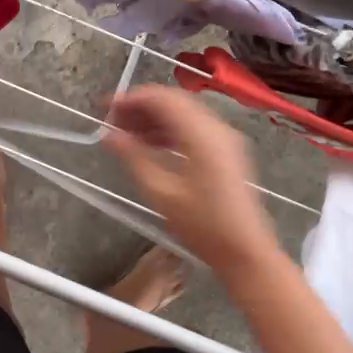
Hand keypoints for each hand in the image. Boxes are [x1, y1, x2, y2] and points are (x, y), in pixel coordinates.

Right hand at [102, 86, 279, 279]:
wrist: (246, 253)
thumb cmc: (202, 226)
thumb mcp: (160, 193)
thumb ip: (133, 157)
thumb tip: (108, 135)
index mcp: (201, 134)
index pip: (161, 99)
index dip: (131, 99)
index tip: (106, 109)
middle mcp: (216, 128)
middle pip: (173, 101)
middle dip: (140, 107)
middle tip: (113, 120)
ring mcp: (224, 138)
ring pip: (183, 112)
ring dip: (154, 117)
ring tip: (127, 133)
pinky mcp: (227, 150)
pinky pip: (193, 126)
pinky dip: (169, 128)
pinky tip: (151, 144)